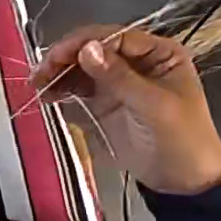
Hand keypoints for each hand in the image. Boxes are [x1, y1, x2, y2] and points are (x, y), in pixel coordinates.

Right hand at [31, 24, 220, 196]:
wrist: (183, 183)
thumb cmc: (181, 140)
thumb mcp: (154, 106)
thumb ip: (119, 77)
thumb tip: (86, 49)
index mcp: (158, 53)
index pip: (114, 37)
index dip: (84, 43)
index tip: (58, 56)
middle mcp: (134, 60)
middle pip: (92, 48)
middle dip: (64, 57)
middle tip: (41, 72)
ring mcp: (116, 79)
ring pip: (79, 65)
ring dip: (56, 71)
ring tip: (37, 84)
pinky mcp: (101, 98)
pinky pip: (75, 85)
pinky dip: (58, 87)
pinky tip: (45, 95)